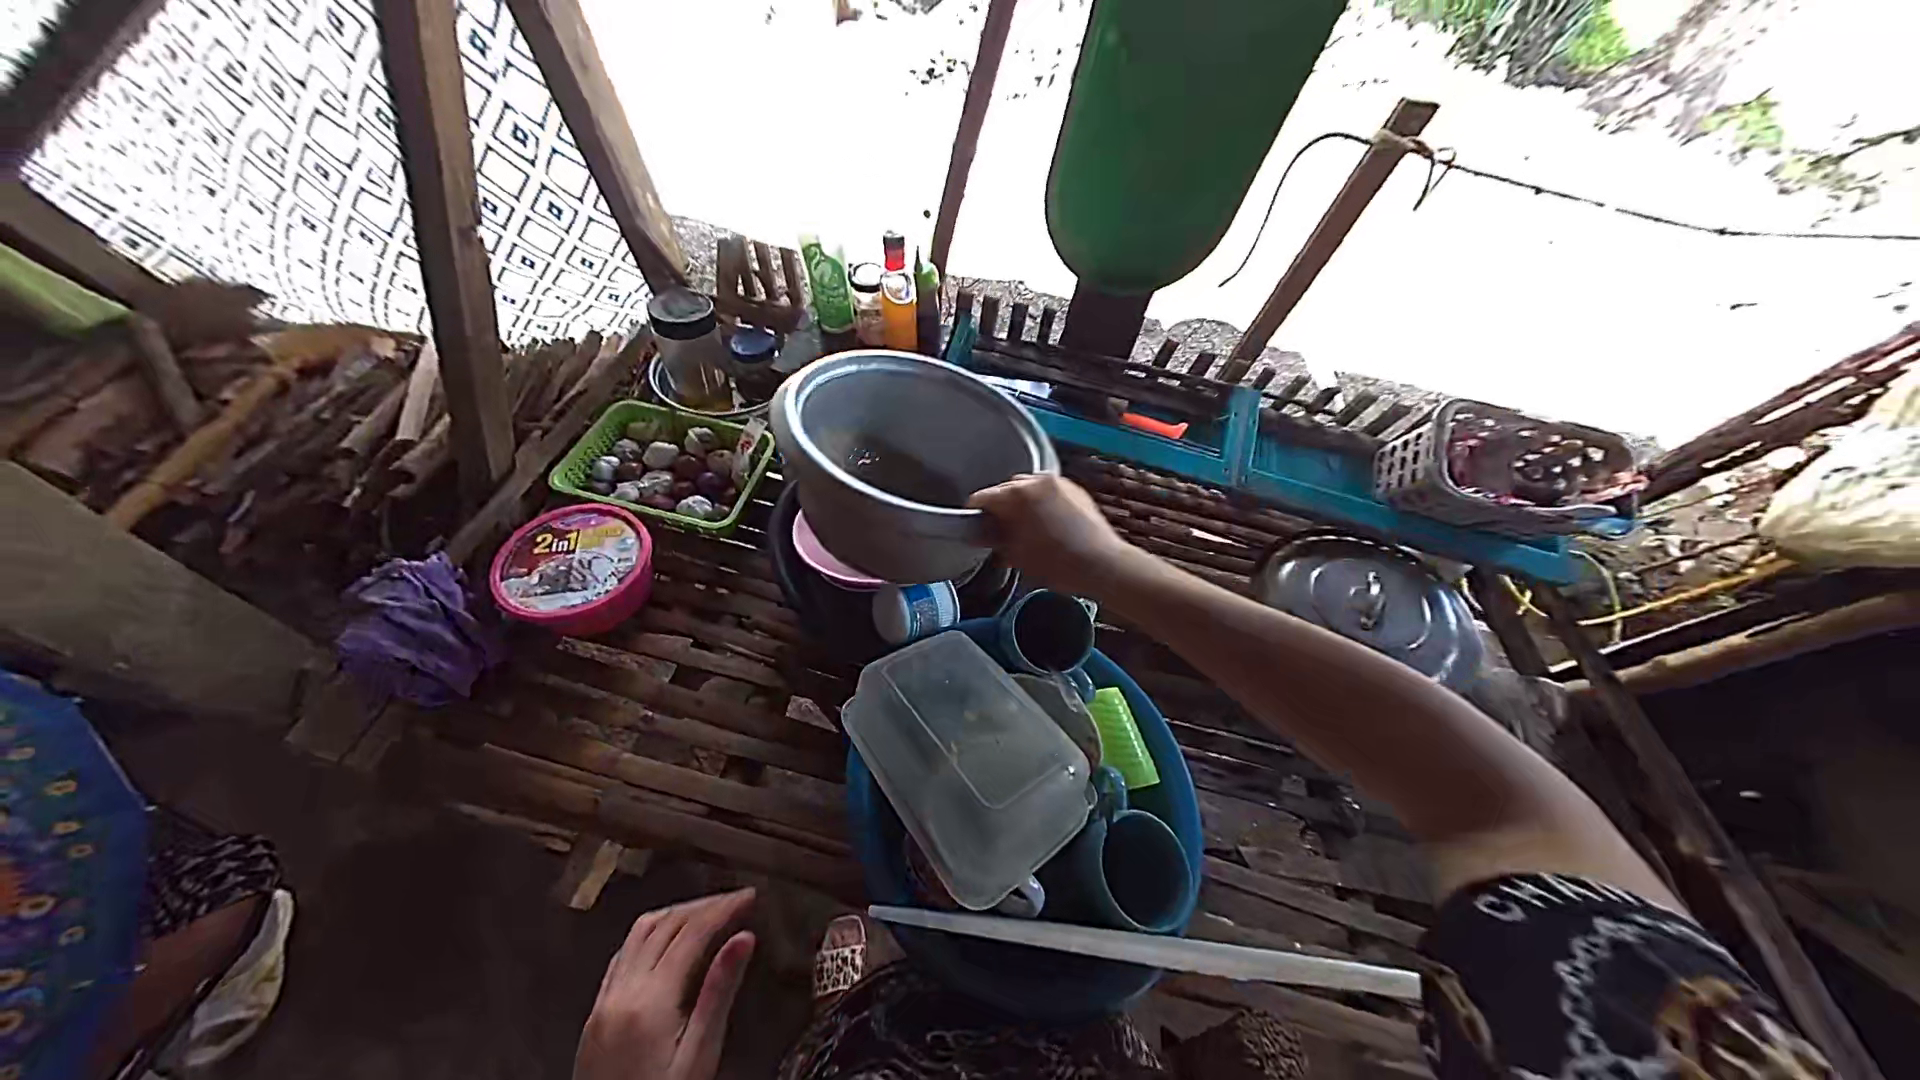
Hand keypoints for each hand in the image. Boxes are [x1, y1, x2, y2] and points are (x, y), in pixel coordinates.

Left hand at [574, 888, 756, 1079]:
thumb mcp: (700, 1054)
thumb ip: (720, 992)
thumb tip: (744, 938)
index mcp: (651, 1000)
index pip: (693, 932)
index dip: (724, 908)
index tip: (749, 897)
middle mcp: (622, 992)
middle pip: (666, 924)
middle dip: (704, 905)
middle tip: (735, 900)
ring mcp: (603, 1002)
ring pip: (640, 932)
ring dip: (677, 913)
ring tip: (708, 912)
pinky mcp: (594, 1015)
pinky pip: (623, 953)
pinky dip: (651, 933)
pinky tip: (667, 940)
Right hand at [969, 474, 1133, 596]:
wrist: (1102, 565)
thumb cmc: (1057, 564)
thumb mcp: (1016, 555)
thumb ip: (994, 539)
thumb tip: (982, 534)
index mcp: (1016, 495)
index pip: (982, 498)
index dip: (975, 514)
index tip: (975, 528)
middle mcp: (1036, 481)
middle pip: (1005, 489)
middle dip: (1000, 507)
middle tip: (1000, 530)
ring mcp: (1058, 482)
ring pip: (1027, 488)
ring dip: (1021, 502)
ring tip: (1025, 526)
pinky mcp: (1075, 489)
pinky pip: (1048, 491)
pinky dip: (1041, 502)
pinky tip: (1046, 524)